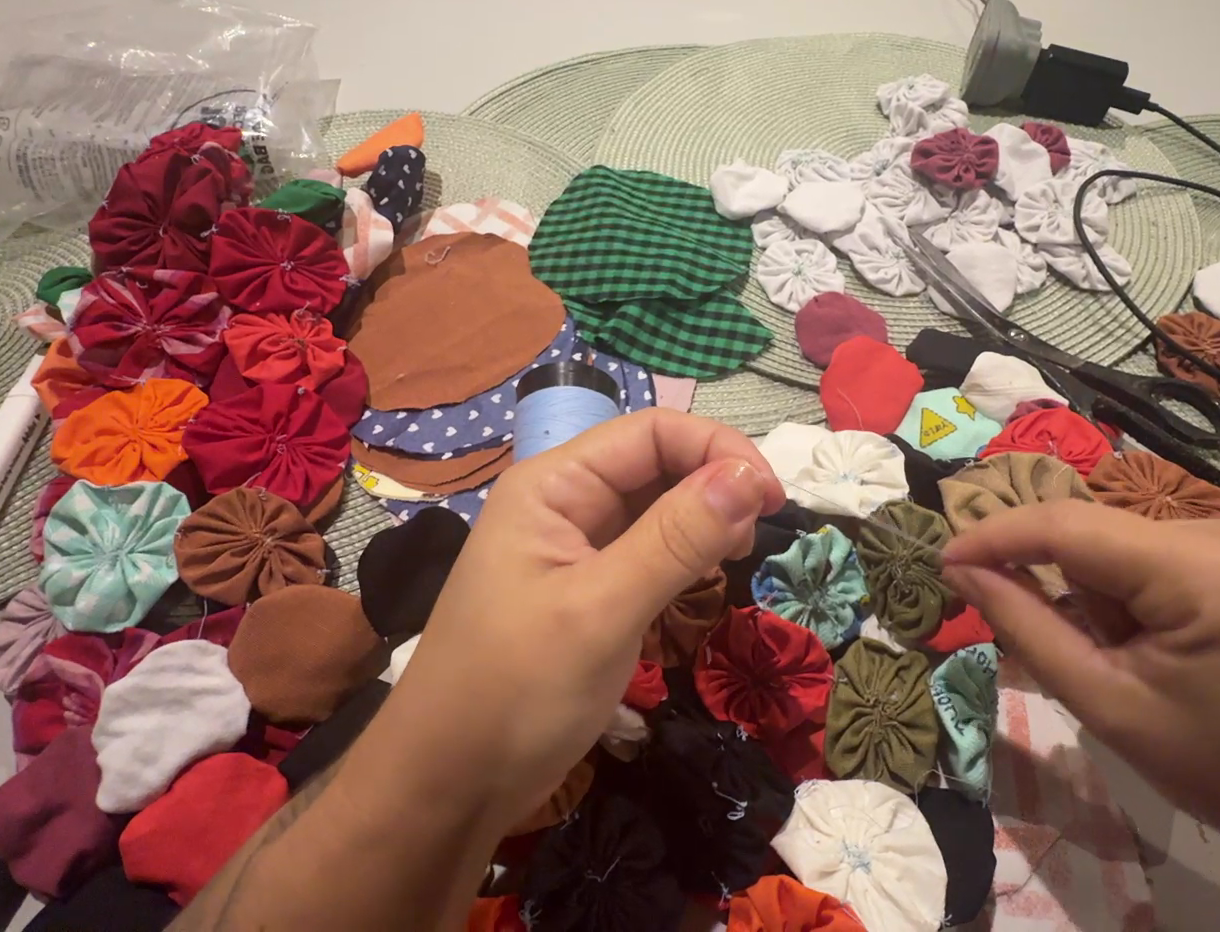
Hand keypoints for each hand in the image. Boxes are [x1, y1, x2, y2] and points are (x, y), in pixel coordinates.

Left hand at [386, 408, 781, 832]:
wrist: (448, 786)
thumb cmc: (515, 690)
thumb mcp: (602, 609)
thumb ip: (676, 539)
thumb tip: (751, 478)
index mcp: (554, 485)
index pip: (651, 432)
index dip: (718, 449)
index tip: (772, 498)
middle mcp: (564, 502)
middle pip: (656, 464)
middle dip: (713, 486)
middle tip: (754, 538)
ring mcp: (574, 547)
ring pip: (656, 508)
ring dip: (703, 522)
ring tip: (733, 559)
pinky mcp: (587, 588)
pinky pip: (647, 551)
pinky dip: (683, 557)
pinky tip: (703, 580)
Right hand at [940, 503, 1219, 880]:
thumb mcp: (1109, 707)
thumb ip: (1025, 625)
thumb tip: (961, 568)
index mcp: (1214, 575)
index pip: (1071, 526)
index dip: (997, 536)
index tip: (944, 557)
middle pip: (1105, 536)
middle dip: (1078, 588)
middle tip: (1100, 659)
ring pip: (1136, 540)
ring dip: (1116, 590)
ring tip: (1153, 659)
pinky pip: (1176, 545)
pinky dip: (1154, 585)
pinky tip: (1187, 641)